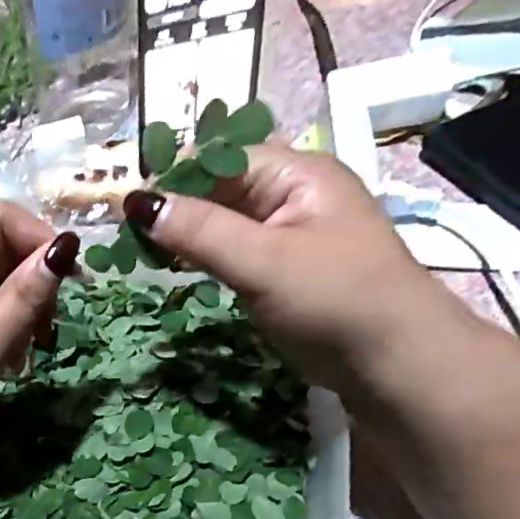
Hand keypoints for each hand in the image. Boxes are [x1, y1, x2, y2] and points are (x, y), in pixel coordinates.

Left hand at [0, 201, 78, 450]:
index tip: (66, 278)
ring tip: (30, 343)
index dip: (38, 237)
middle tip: (47, 323)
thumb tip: (64, 250)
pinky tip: (13, 349)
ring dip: (24, 300)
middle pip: (0, 241)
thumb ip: (25, 297)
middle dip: (33, 276)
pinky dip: (7, 315)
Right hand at [125, 145, 461, 392]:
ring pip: (225, 225)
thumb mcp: (262, 261)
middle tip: (128, 239)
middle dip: (176, 210)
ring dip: (188, 238)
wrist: (391, 360)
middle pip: (220, 190)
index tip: (128, 209)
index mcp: (296, 171)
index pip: (219, 158)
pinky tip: (181, 273)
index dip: (173, 178)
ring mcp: (289, 236)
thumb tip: (135, 202)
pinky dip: (208, 261)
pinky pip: (236, 256)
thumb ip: (199, 230)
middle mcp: (292, 195)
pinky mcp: (285, 274)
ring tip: (144, 256)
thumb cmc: (333, 298)